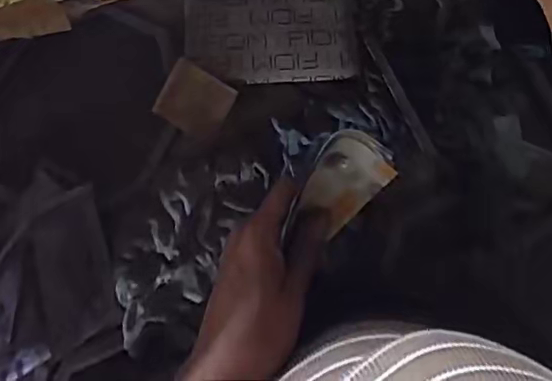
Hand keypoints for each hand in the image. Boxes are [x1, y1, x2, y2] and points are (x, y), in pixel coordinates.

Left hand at [182, 178, 325, 380]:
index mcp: (257, 230)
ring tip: (317, 252)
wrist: (222, 363)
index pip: (282, 190)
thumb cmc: (262, 328)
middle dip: (301, 216)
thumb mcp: (293, 291)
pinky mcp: (231, 264)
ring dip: (289, 235)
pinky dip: (275, 248)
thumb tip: (321, 213)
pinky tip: (291, 269)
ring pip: (268, 228)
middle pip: (275, 209)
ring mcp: (233, 247)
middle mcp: (241, 230)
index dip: (305, 189)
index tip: (329, 193)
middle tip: (329, 230)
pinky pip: (257, 243)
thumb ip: (307, 249)